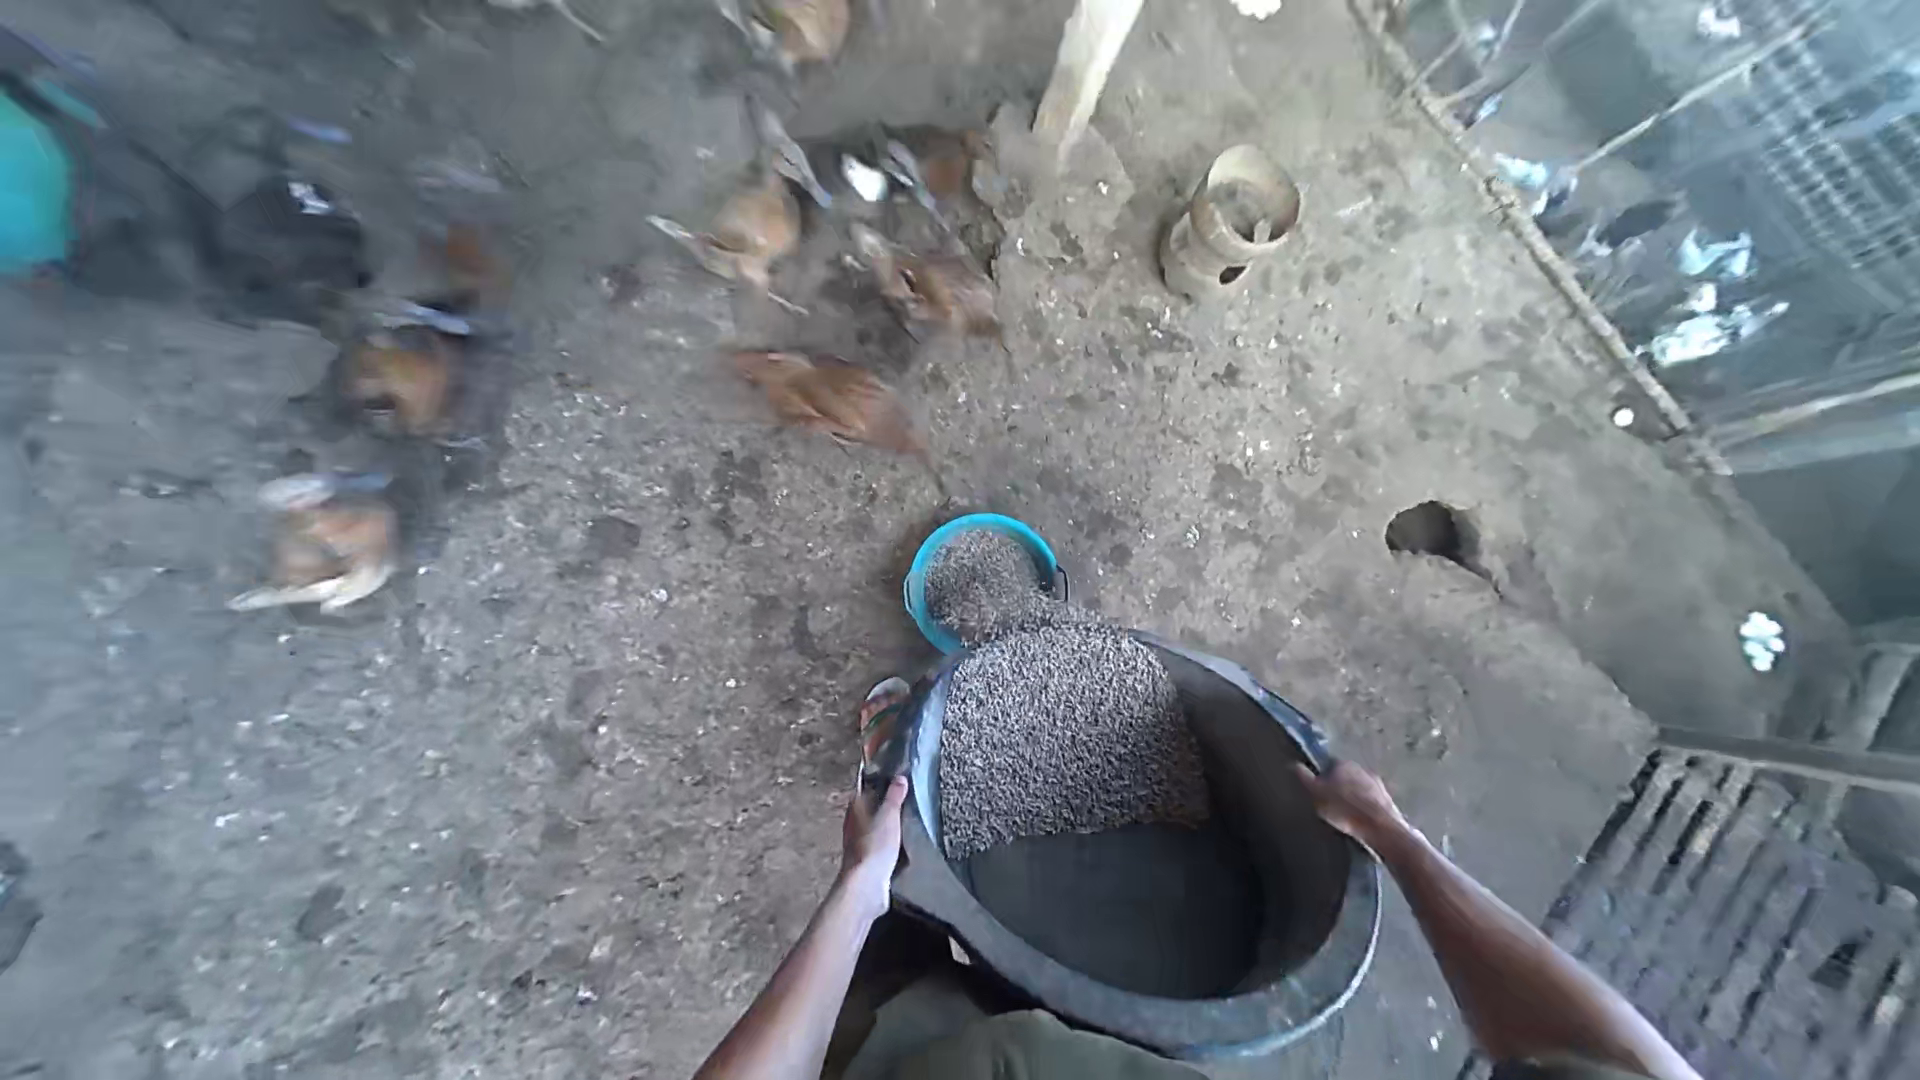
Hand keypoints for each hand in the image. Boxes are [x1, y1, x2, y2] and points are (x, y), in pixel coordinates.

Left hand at [837, 775, 907, 920]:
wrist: (866, 884)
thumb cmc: (875, 844)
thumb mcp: (889, 814)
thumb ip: (895, 795)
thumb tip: (899, 778)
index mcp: (856, 806)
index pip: (866, 785)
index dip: (879, 779)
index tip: (896, 775)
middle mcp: (854, 821)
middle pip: (870, 805)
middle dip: (885, 802)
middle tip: (907, 796)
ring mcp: (858, 841)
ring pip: (875, 824)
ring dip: (888, 822)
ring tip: (908, 818)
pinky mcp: (866, 859)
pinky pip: (880, 843)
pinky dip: (889, 840)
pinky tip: (902, 842)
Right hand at [1293, 760, 1408, 847]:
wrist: (1381, 830)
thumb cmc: (1344, 808)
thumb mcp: (1315, 792)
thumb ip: (1303, 776)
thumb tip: (1293, 764)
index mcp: (1344, 763)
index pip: (1328, 765)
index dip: (1321, 777)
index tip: (1317, 791)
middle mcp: (1363, 769)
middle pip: (1345, 777)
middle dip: (1338, 787)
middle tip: (1329, 803)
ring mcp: (1379, 786)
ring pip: (1359, 790)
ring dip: (1352, 799)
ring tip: (1344, 815)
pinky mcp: (1389, 803)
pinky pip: (1370, 803)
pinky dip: (1364, 809)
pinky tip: (1359, 821)